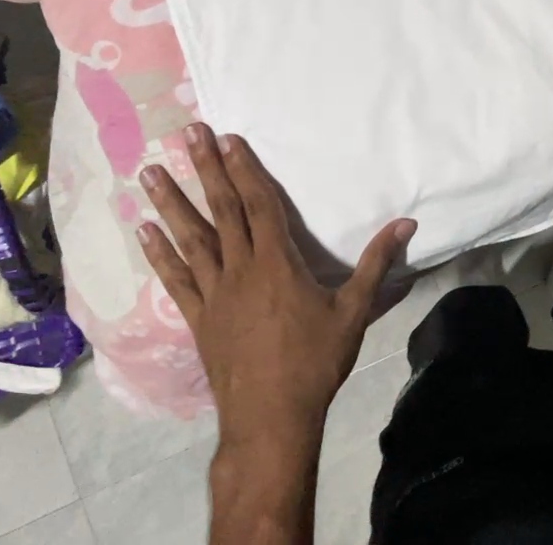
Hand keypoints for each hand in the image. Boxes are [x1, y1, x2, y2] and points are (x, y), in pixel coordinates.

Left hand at [137, 124, 414, 451]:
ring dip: (171, 203)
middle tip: (187, 134)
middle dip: (205, 169)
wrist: (271, 417)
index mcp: (278, 263)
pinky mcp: (198, 318)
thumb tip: (407, 223)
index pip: (260, 204)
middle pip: (222, 210)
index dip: (245, 169)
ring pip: (191, 239)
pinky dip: (160, 253)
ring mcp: (214, 294)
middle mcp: (241, 270)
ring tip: (150, 172)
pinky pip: (175, 279)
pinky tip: (145, 231)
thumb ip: (377, 263)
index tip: (229, 139)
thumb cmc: (316, 360)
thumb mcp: (355, 311)